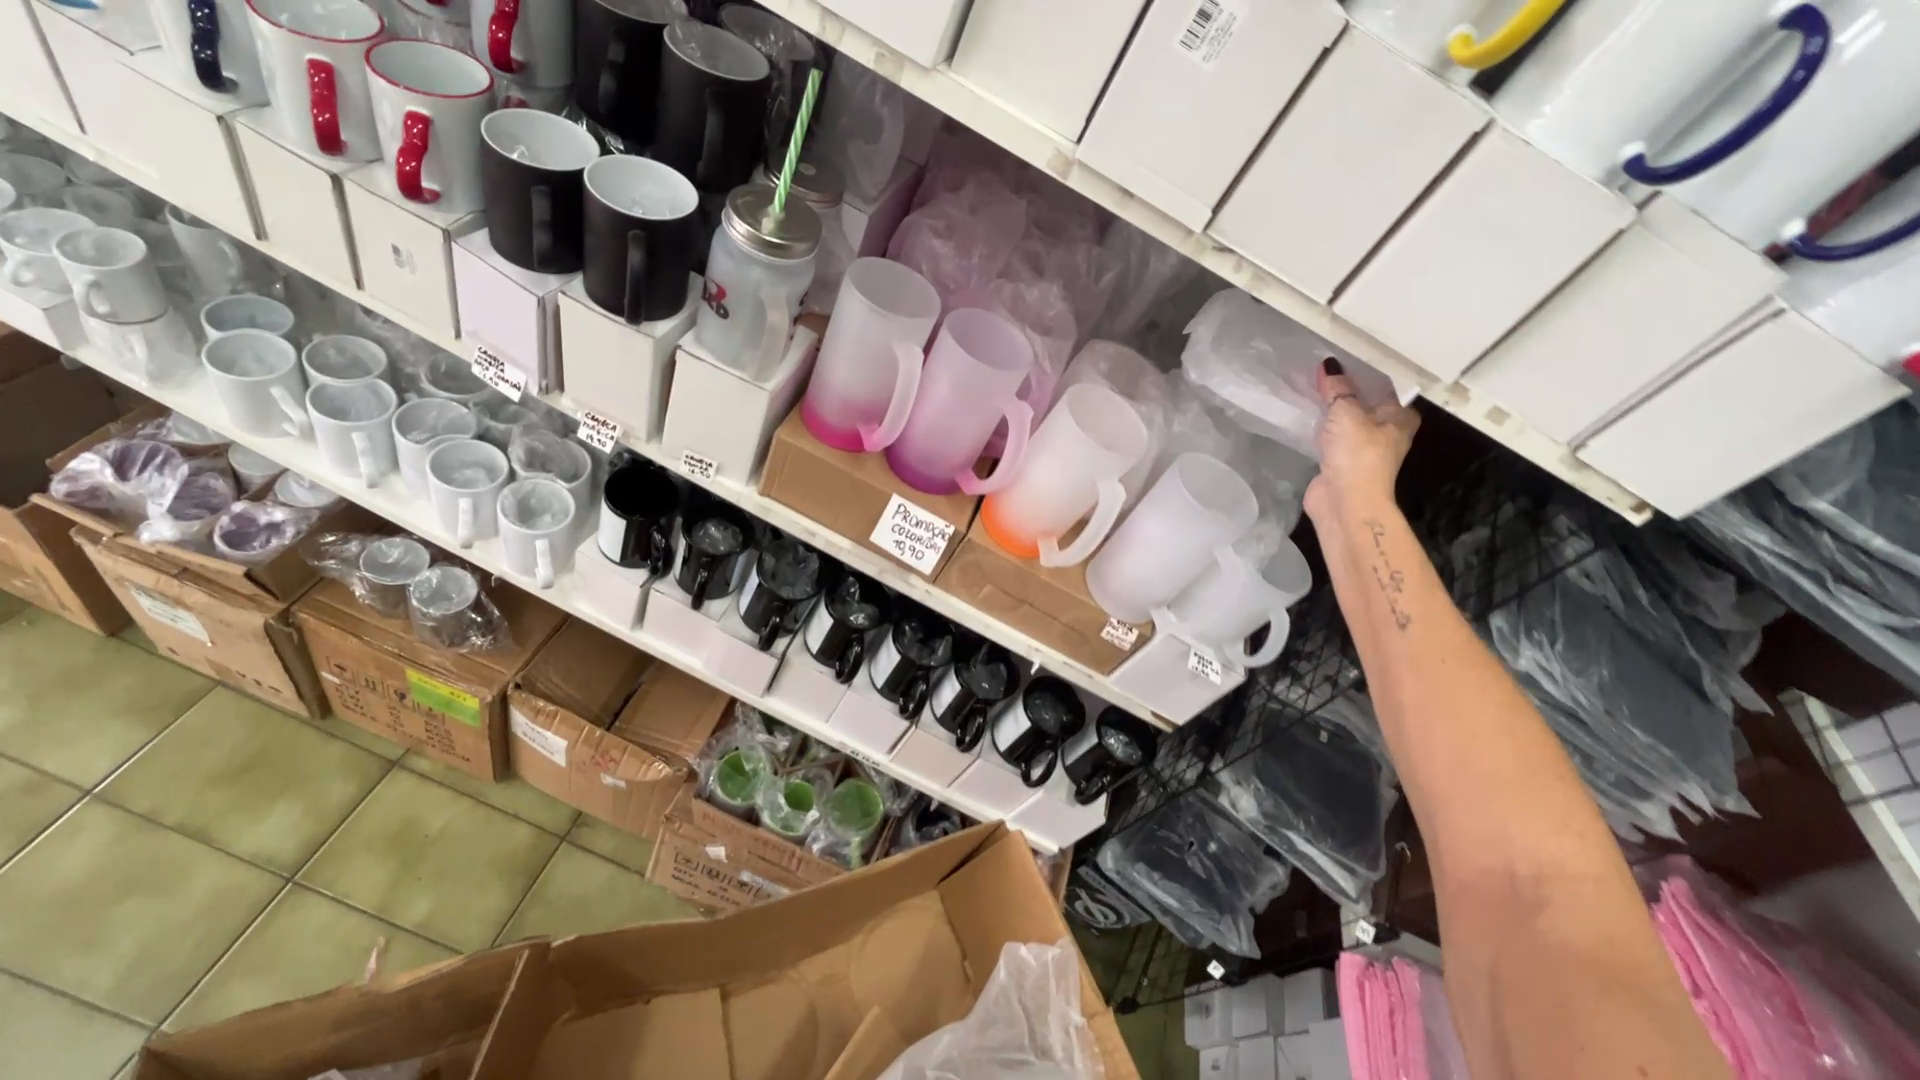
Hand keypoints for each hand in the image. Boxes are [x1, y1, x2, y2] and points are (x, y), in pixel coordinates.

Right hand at [1304, 360, 1419, 523]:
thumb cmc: (1357, 454)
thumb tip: (1328, 364)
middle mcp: (1386, 432)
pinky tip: (1303, 417)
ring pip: (1345, 421)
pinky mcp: (1340, 463)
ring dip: (1329, 410)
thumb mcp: (1347, 412)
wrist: (1345, 503)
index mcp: (1399, 417)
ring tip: (1307, 389)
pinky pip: (1329, 438)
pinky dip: (1319, 429)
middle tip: (1316, 371)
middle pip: (1362, 403)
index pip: (1382, 386)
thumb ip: (1337, 388)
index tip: (1338, 359)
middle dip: (1342, 390)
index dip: (1361, 373)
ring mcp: (1362, 449)